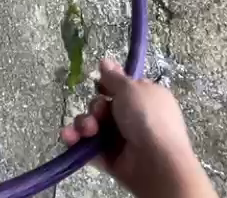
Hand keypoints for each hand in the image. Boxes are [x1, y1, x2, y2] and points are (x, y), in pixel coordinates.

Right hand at [60, 60, 215, 196]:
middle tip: (98, 112)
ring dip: (84, 124)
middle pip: (104, 106)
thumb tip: (105, 61)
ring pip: (95, 126)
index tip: (100, 85)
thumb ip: (114, 77)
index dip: (109, 86)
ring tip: (86, 129)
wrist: (158, 165)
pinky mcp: (113, 160)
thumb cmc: (148, 118)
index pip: (123, 89)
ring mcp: (124, 142)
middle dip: (95, 107)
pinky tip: (68, 137)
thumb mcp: (130, 88)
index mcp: (146, 99)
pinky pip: (91, 148)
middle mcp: (136, 119)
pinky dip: (78, 142)